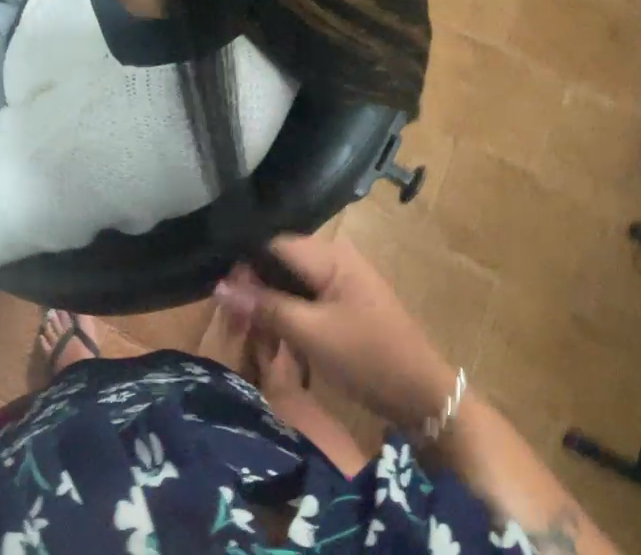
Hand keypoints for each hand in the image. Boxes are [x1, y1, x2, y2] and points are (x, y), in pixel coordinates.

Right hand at [215, 234, 458, 424]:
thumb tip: (218, 287)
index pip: (270, 244)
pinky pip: (303, 300)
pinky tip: (274, 340)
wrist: (422, 397)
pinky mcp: (343, 304)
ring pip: (288, 284)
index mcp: (330, 255)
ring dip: (267, 307)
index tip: (220, 295)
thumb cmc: (368, 358)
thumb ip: (264, 306)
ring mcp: (341, 282)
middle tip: (233, 324)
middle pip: (278, 263)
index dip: (242, 265)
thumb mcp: (310, 333)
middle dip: (252, 290)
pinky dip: (286, 317)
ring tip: (249, 336)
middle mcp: (335, 259)